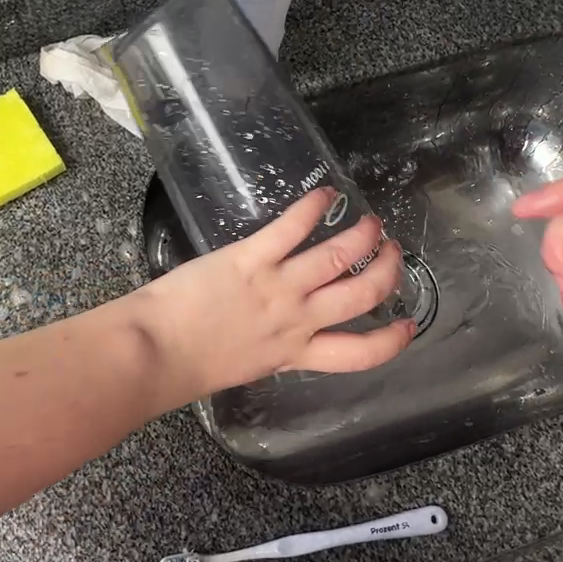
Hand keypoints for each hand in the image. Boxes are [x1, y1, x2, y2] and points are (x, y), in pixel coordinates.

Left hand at [131, 187, 415, 403]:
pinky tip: (325, 194)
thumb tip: (280, 337)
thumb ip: (272, 349)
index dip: (392, 340)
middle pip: (362, 295)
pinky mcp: (250, 258)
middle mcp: (296, 321)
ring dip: (363, 236)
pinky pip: (292, 228)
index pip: (359, 354)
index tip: (408, 326)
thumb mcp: (244, 367)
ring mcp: (277, 287)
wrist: (155, 352)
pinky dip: (313, 207)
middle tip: (392, 253)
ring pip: (340, 257)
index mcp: (294, 354)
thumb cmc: (187, 366)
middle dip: (387, 272)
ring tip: (371, 223)